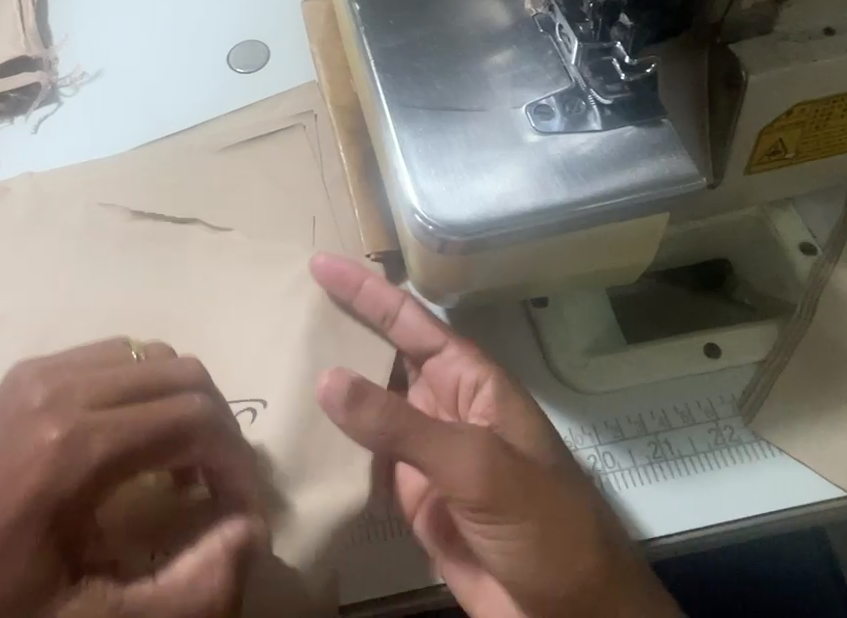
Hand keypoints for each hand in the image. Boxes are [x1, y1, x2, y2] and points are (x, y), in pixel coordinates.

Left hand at [0, 338, 267, 617]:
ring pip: (151, 354)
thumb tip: (252, 533)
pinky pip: (113, 355)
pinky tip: (136, 441)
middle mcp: (57, 389)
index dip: (237, 466)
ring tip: (182, 466)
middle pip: (182, 373)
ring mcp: (36, 373)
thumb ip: (190, 590)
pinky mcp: (23, 375)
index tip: (248, 515)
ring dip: (184, 403)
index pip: (194, 421)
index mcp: (72, 451)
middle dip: (219, 429)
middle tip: (221, 489)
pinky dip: (145, 388)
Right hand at [311, 254, 680, 617]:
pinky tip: (296, 436)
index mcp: (469, 379)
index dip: (365, 290)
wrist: (571, 611)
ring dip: (328, 390)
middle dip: (340, 330)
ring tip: (275, 362)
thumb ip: (400, 424)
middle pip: (382, 356)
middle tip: (284, 308)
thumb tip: (328, 378)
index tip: (320, 264)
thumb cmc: (542, 521)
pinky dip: (331, 448)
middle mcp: (443, 405)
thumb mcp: (476, 463)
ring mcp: (426, 453)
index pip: (408, 321)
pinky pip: (363, 461)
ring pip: (367, 409)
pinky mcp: (413, 497)